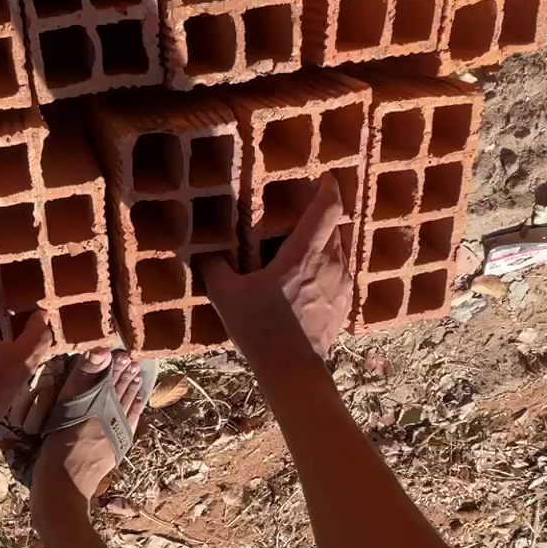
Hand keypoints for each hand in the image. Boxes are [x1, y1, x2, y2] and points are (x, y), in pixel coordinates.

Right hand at [195, 173, 351, 363]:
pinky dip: (327, 265)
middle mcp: (330, 263)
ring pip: (340, 249)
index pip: (327, 209)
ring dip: (324, 241)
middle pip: (335, 226)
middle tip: (300, 213)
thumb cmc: (260, 329)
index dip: (328, 188)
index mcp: (304, 255)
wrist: (293, 370)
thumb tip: (202, 249)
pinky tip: (307, 278)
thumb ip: (214, 266)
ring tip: (302, 246)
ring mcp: (342, 284)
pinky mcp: (344, 303)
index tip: (324, 177)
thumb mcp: (227, 296)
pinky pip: (340, 271)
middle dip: (322, 215)